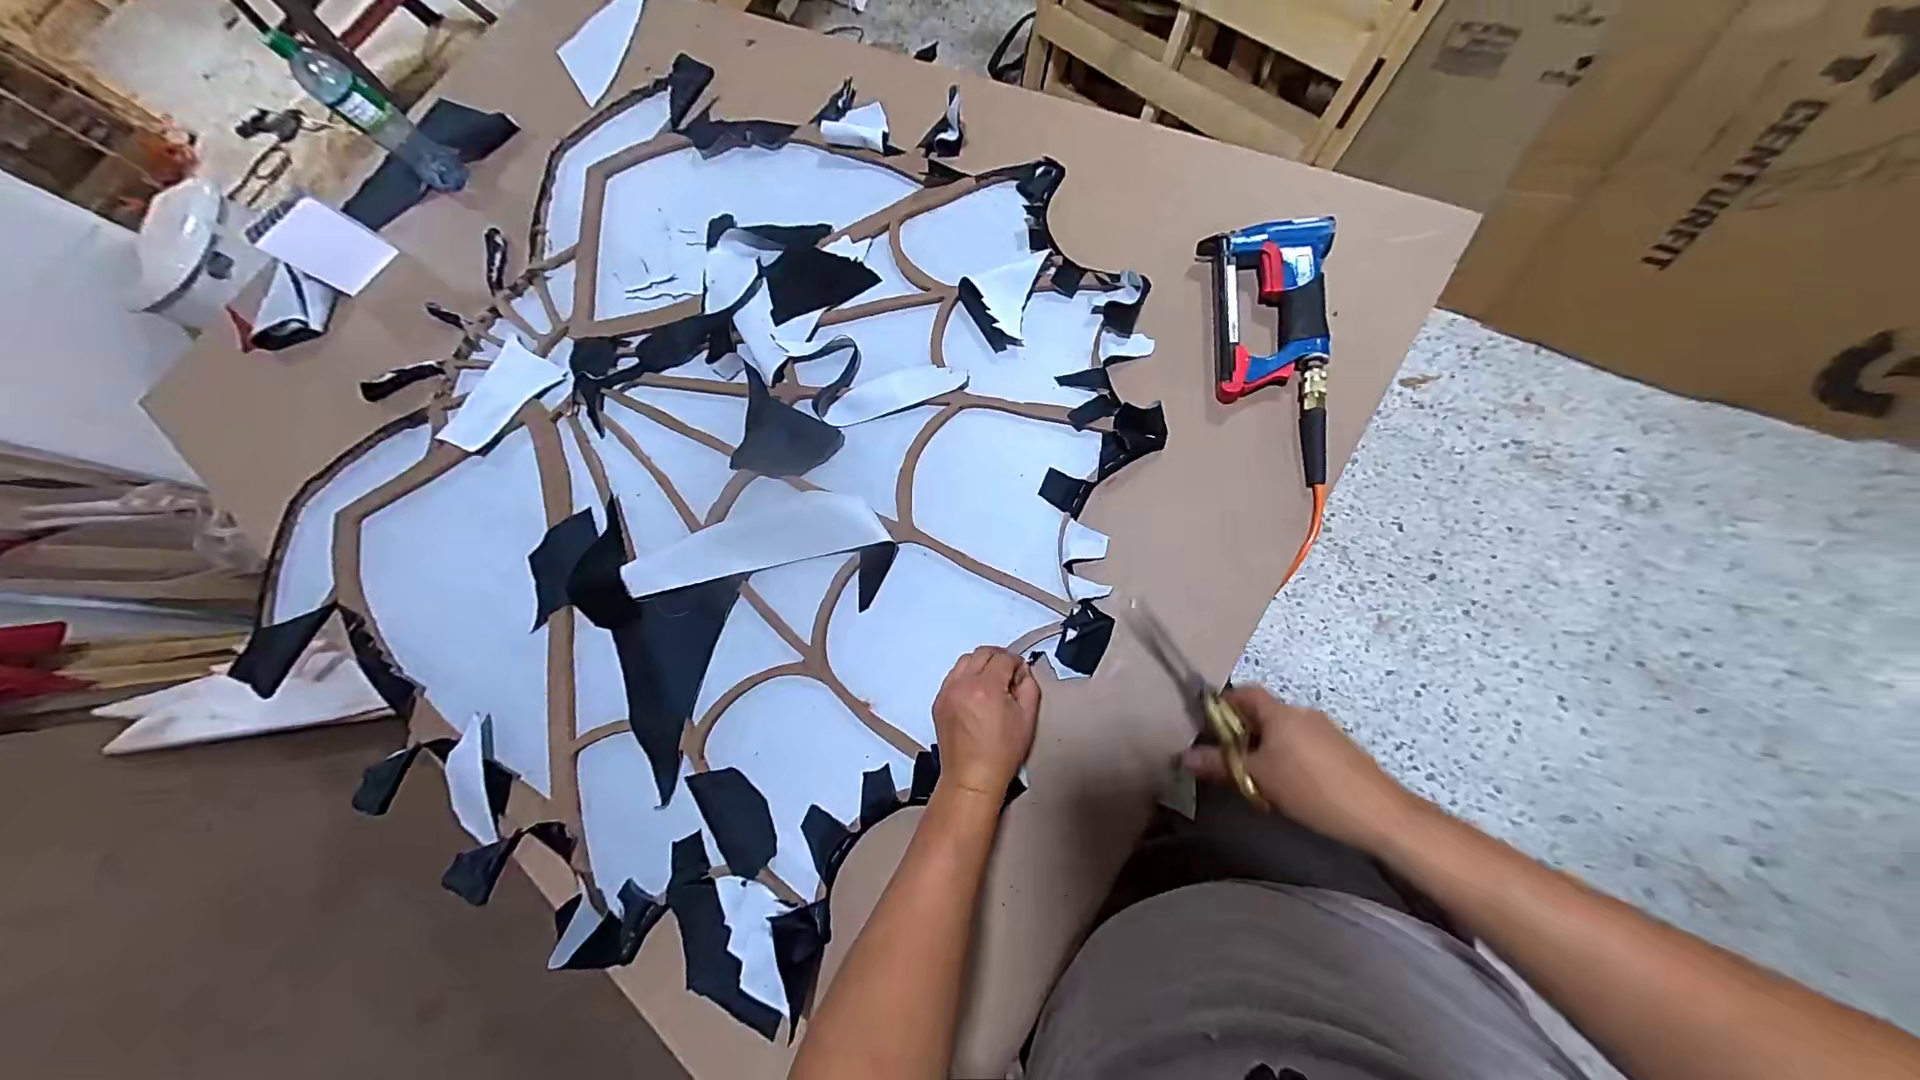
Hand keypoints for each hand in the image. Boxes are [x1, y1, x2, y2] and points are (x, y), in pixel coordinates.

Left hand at [931, 646, 1040, 800]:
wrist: (972, 778)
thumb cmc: (1000, 754)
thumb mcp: (1027, 718)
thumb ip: (1029, 686)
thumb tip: (1022, 671)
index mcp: (986, 688)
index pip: (1003, 658)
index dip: (1016, 662)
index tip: (1020, 672)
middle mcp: (962, 685)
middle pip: (982, 653)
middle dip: (998, 658)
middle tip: (1008, 671)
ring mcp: (947, 693)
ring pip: (964, 661)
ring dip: (980, 664)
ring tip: (991, 680)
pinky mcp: (939, 702)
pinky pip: (952, 676)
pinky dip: (965, 676)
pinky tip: (976, 690)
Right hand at [1182, 687, 1424, 853]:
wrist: (1381, 815)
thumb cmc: (1310, 788)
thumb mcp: (1258, 778)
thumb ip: (1218, 765)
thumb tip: (1183, 757)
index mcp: (1280, 712)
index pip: (1244, 693)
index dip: (1224, 704)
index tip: (1208, 726)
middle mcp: (1302, 713)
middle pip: (1263, 713)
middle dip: (1243, 733)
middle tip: (1229, 759)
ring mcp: (1326, 731)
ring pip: (1284, 731)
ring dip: (1267, 748)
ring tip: (1259, 778)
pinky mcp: (1342, 751)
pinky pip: (1304, 745)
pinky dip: (1289, 757)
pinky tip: (1291, 787)